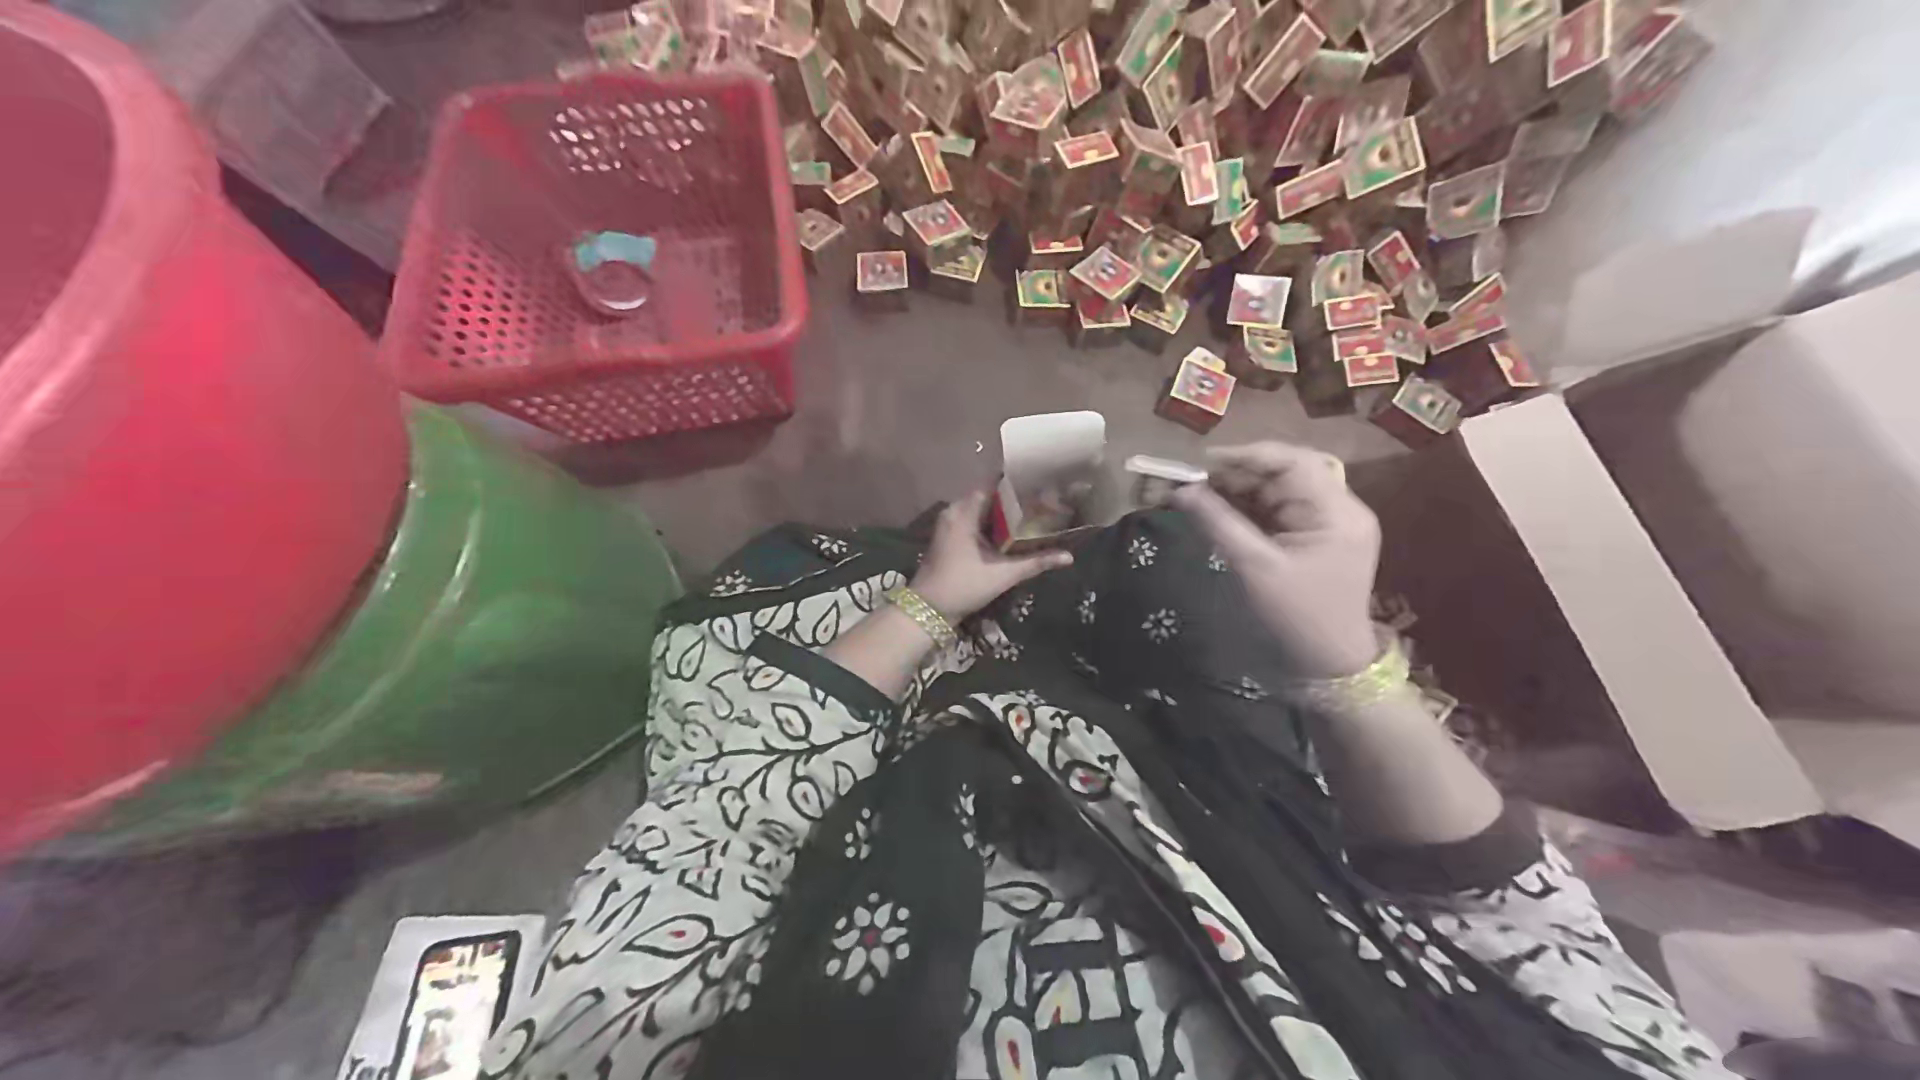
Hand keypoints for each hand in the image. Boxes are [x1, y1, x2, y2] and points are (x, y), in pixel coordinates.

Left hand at [911, 491, 1072, 621]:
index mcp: (964, 512)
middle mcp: (954, 511)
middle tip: (1042, 502)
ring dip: (1003, 513)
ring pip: (981, 510)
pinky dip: (991, 524)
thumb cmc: (963, 586)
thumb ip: (1036, 562)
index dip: (1018, 485)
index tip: (1041, 487)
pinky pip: (973, 521)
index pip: (993, 485)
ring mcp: (949, 524)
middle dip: (1014, 500)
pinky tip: (1011, 532)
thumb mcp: (1003, 574)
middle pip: (988, 496)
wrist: (928, 610)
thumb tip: (1069, 557)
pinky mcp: (949, 536)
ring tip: (1032, 514)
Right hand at [1170, 442, 1380, 677]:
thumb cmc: (1297, 616)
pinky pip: (1277, 507)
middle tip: (1195, 481)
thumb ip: (1218, 523)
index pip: (1294, 462)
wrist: (1330, 662)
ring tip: (1199, 493)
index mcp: (1337, 511)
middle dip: (1238, 472)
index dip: (1247, 455)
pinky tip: (1219, 508)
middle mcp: (1338, 507)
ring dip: (1239, 488)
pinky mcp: (1313, 534)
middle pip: (1285, 471)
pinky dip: (1247, 505)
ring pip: (1278, 488)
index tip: (1204, 463)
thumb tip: (1180, 491)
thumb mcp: (1255, 567)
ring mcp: (1327, 521)